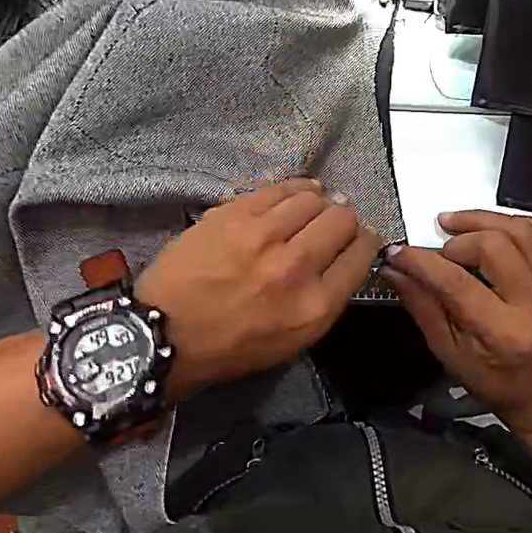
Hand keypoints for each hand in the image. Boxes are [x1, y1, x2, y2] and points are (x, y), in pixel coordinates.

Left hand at [136, 177, 380, 399]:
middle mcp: (297, 266)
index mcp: (315, 306)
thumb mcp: (291, 342)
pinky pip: (280, 188)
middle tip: (334, 222)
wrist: (166, 330)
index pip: (361, 256)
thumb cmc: (228, 345)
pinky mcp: (236, 213)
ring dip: (320, 201)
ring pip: (313, 199)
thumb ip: (323, 301)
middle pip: (341, 221)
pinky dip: (297, 187)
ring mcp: (264, 235)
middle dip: (345, 219)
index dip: (365, 242)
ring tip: (315, 205)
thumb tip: (341, 261)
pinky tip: (300, 190)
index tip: (358, 239)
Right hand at [382, 211, 531, 436]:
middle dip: (457, 241)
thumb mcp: (446, 350)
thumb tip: (392, 268)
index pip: (458, 283)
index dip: (421, 262)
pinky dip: (515, 220)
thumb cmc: (490, 377)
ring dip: (480, 221)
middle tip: (438, 250)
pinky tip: (492, 227)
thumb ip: (420, 305)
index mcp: (504, 333)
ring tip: (453, 226)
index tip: (397, 252)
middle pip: (496, 246)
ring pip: (519, 230)